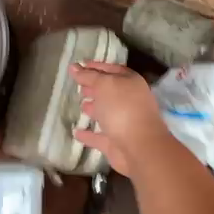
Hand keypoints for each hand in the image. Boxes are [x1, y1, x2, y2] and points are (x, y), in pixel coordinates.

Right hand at [71, 61, 174, 179]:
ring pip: (106, 112)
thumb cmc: (122, 108)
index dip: (96, 67)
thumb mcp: (104, 85)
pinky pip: (99, 136)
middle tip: (78, 86)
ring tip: (80, 105)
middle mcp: (129, 101)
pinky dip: (88, 134)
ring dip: (93, 108)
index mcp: (130, 82)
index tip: (79, 65)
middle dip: (94, 87)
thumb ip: (88, 76)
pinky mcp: (116, 142)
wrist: (139, 147)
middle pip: (109, 91)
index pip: (111, 70)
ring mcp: (123, 122)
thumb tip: (74, 67)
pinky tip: (76, 132)